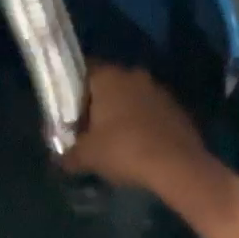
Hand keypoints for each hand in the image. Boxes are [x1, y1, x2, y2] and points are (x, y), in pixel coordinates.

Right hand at [63, 63, 211, 193]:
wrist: (177, 165)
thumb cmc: (123, 150)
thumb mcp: (87, 156)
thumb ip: (69, 154)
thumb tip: (61, 158)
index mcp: (107, 76)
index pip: (83, 72)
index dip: (73, 91)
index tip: (70, 113)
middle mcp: (132, 74)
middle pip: (109, 84)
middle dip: (100, 104)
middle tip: (90, 129)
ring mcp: (158, 89)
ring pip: (132, 97)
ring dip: (124, 113)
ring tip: (116, 141)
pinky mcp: (177, 107)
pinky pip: (152, 111)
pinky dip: (144, 124)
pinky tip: (141, 146)